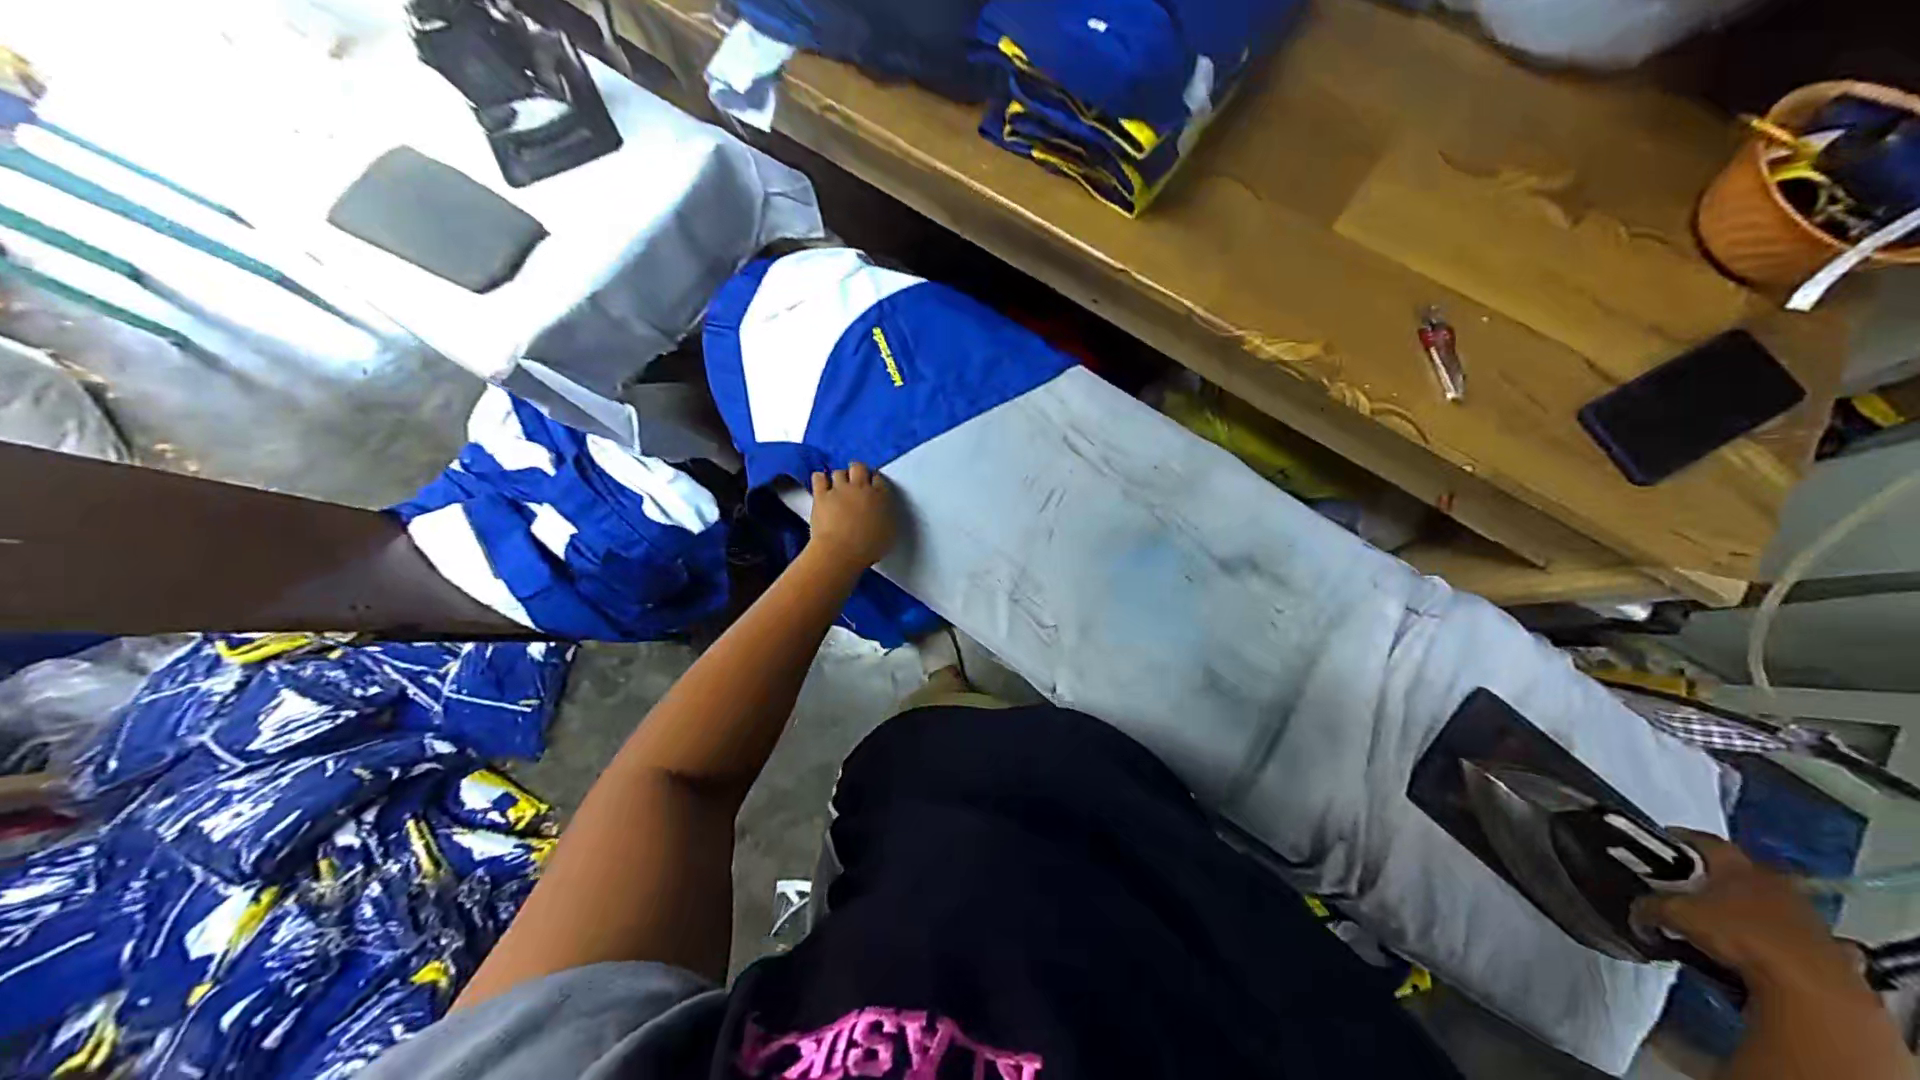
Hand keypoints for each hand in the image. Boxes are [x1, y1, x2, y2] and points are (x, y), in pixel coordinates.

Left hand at [807, 463, 896, 570]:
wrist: (841, 552)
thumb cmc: (868, 549)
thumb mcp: (889, 533)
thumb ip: (887, 517)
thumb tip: (883, 513)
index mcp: (880, 497)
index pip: (878, 479)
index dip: (873, 481)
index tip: (871, 487)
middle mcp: (861, 488)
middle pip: (859, 468)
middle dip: (857, 471)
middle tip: (855, 481)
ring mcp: (840, 490)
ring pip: (839, 472)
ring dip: (839, 478)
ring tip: (838, 486)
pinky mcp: (821, 495)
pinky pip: (819, 478)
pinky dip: (820, 479)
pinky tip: (821, 483)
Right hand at [1635, 831, 1862, 993]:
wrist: (1811, 987)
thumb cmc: (1736, 935)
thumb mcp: (1674, 916)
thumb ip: (1649, 907)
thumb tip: (1638, 913)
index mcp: (1736, 867)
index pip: (1704, 840)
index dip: (1682, 837)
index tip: (1665, 841)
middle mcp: (1775, 883)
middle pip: (1742, 870)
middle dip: (1720, 876)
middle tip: (1695, 886)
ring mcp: (1809, 916)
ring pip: (1774, 902)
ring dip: (1755, 908)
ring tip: (1731, 922)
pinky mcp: (1833, 949)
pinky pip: (1806, 939)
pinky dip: (1791, 942)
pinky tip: (1779, 953)